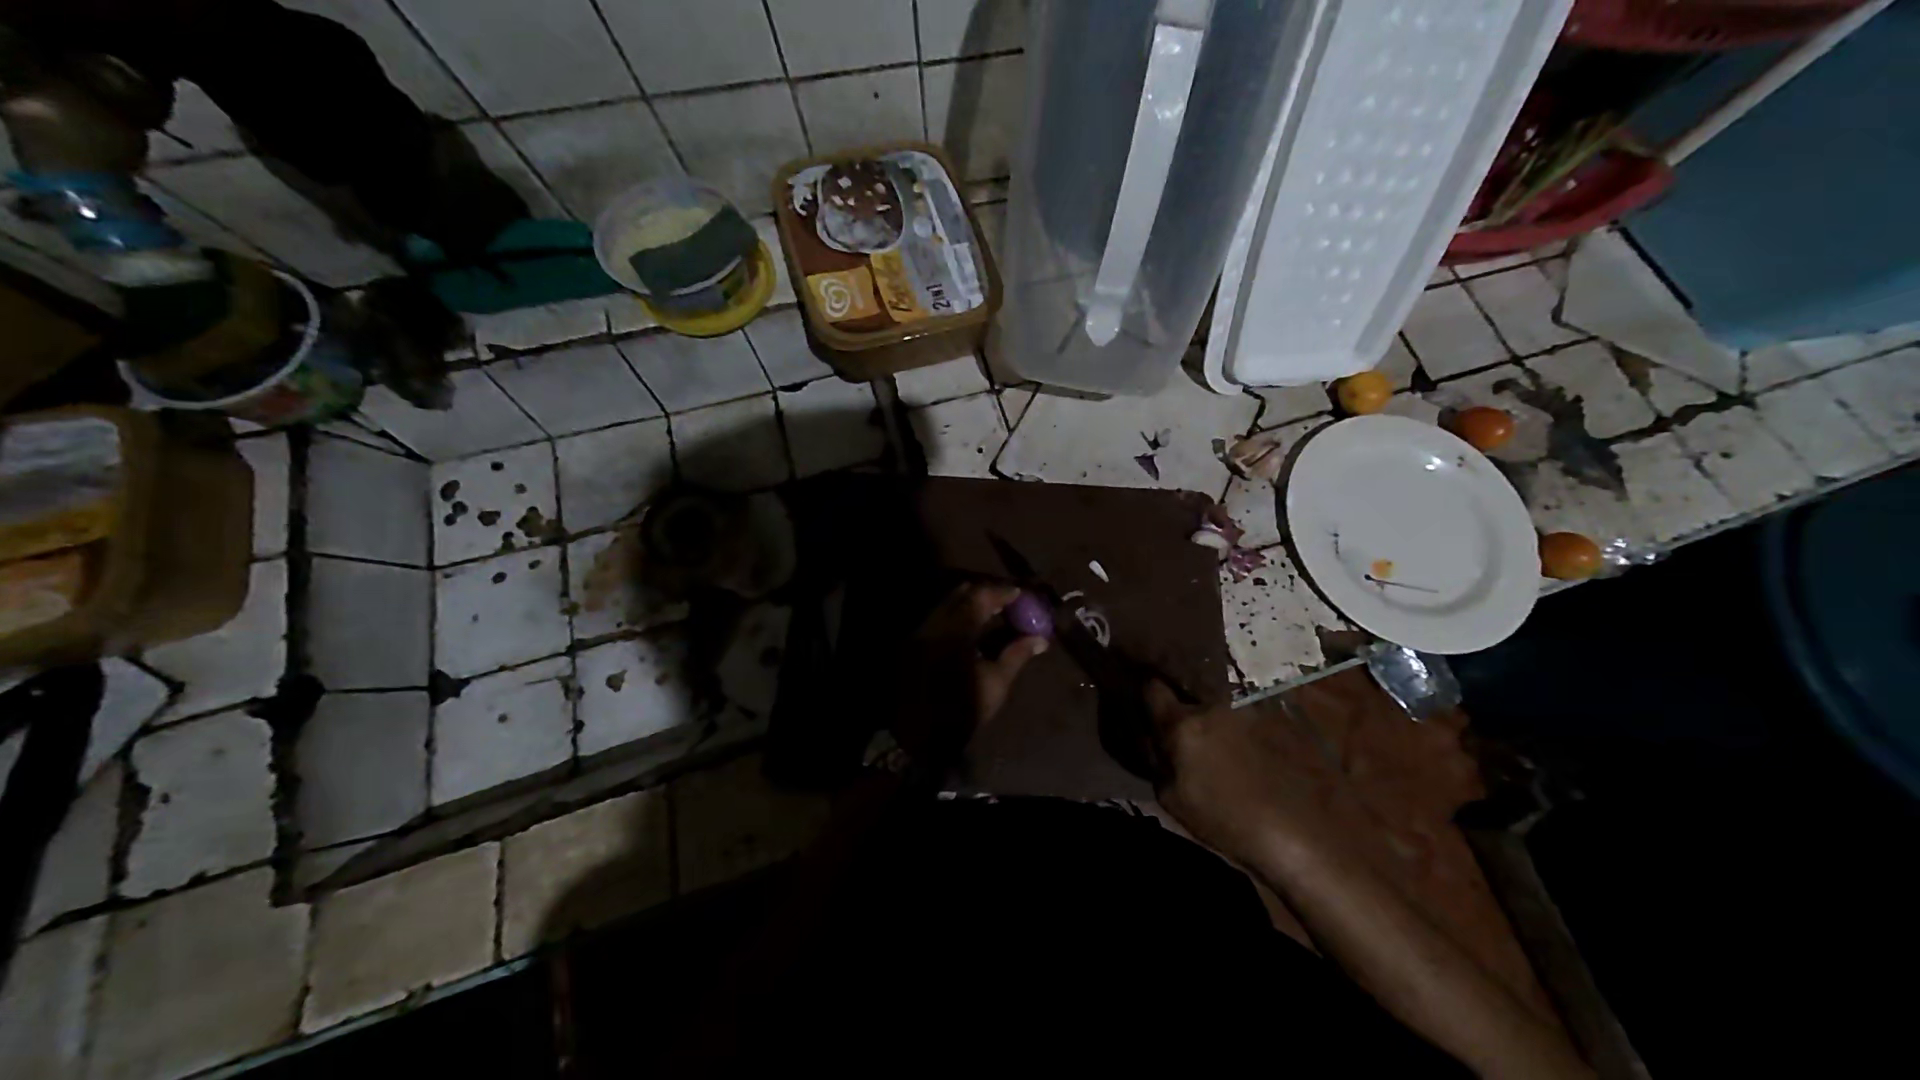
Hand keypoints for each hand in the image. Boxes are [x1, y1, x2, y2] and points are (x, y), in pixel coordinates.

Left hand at [891, 583, 1048, 765]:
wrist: (919, 736)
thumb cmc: (962, 710)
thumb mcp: (995, 684)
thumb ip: (1016, 655)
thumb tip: (1041, 638)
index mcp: (954, 633)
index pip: (979, 598)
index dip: (1000, 592)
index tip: (1020, 593)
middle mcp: (934, 625)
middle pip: (960, 594)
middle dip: (984, 593)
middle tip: (1007, 601)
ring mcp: (920, 633)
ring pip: (947, 604)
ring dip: (970, 604)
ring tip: (993, 613)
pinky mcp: (913, 643)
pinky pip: (938, 618)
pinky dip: (957, 616)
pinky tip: (972, 629)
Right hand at [1144, 680, 1334, 867]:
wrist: (1306, 834)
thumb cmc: (1229, 823)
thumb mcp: (1173, 800)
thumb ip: (1156, 760)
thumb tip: (1150, 738)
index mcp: (1183, 724)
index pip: (1152, 689)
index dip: (1146, 694)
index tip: (1145, 704)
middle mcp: (1214, 705)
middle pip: (1188, 693)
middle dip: (1183, 708)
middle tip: (1184, 730)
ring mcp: (1250, 708)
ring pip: (1220, 704)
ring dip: (1215, 717)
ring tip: (1221, 743)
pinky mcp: (1281, 717)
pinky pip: (1248, 713)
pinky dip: (1242, 726)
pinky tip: (1250, 750)